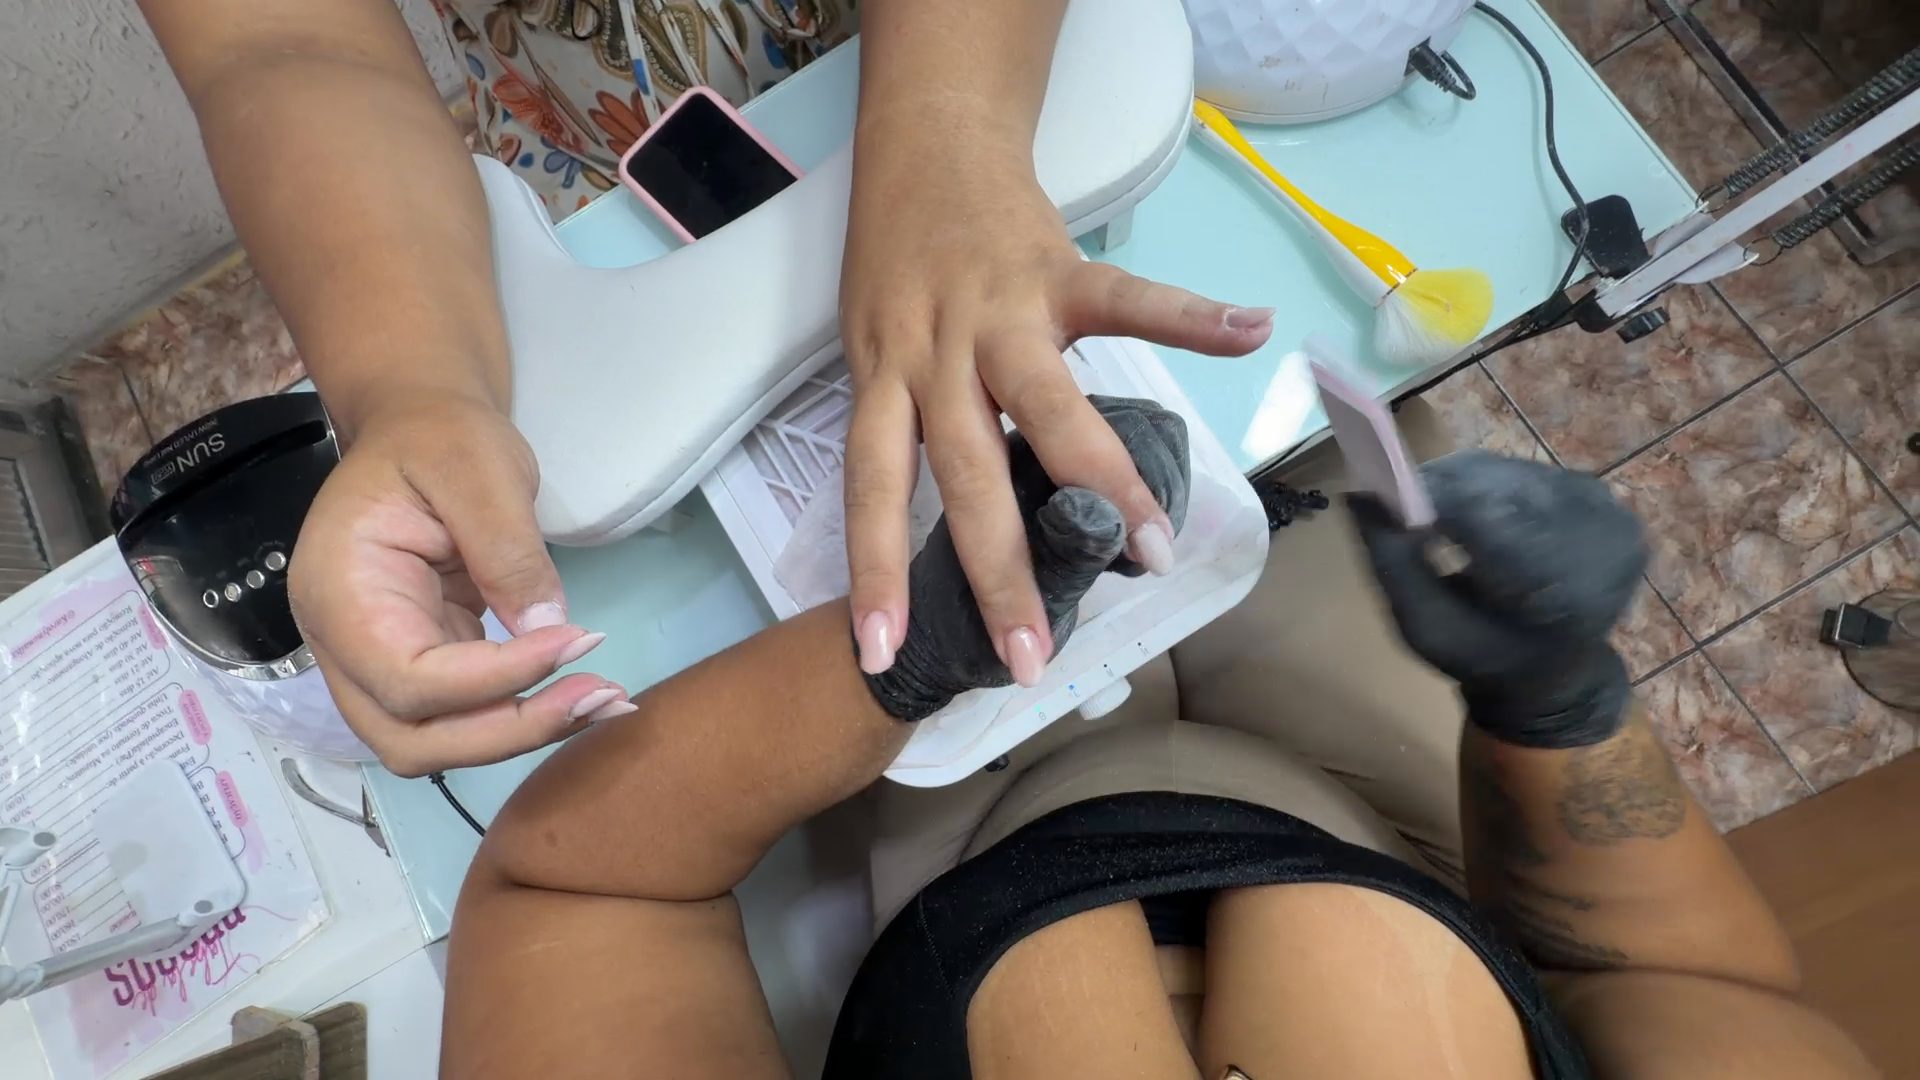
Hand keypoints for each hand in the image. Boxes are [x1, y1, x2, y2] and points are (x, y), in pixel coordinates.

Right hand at [289, 396, 634, 776]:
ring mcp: (382, 659)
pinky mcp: (429, 658)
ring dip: (524, 733)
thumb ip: (508, 549)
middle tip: (602, 696)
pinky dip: (525, 714)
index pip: (409, 676)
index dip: (497, 677)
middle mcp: (348, 643)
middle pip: (413, 737)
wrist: (424, 432)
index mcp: (341, 592)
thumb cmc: (442, 439)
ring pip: (439, 740)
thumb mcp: (477, 471)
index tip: (580, 640)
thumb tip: (547, 625)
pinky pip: (468, 712)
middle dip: (512, 730)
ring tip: (608, 701)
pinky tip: (587, 695)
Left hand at [839, 142, 1271, 686]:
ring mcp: (1001, 313)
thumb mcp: (876, 354)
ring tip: (1155, 547)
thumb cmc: (895, 269)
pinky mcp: (1059, 268)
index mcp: (886, 381)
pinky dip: (1186, 316)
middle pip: (967, 474)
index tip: (884, 657)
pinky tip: (1247, 332)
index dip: (875, 577)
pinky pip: (1125, 296)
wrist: (924, 147)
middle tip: (1031, 656)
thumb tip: (956, 516)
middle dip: (999, 573)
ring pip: (1049, 407)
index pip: (873, 492)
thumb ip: (907, 429)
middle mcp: (936, 356)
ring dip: (1103, 481)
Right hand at [1348, 450, 1648, 748]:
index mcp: (1554, 585)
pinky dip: (1485, 486)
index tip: (1383, 503)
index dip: (1423, 495)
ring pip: (1506, 470)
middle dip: (1436, 488)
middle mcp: (1597, 540)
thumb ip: (1389, 559)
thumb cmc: (1479, 654)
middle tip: (1402, 513)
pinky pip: (1527, 473)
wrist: (1554, 674)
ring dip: (1458, 485)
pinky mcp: (1607, 503)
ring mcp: (1610, 517)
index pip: (1480, 509)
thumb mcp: (1421, 623)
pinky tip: (1470, 517)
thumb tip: (1356, 493)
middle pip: (1493, 482)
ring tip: (1434, 520)